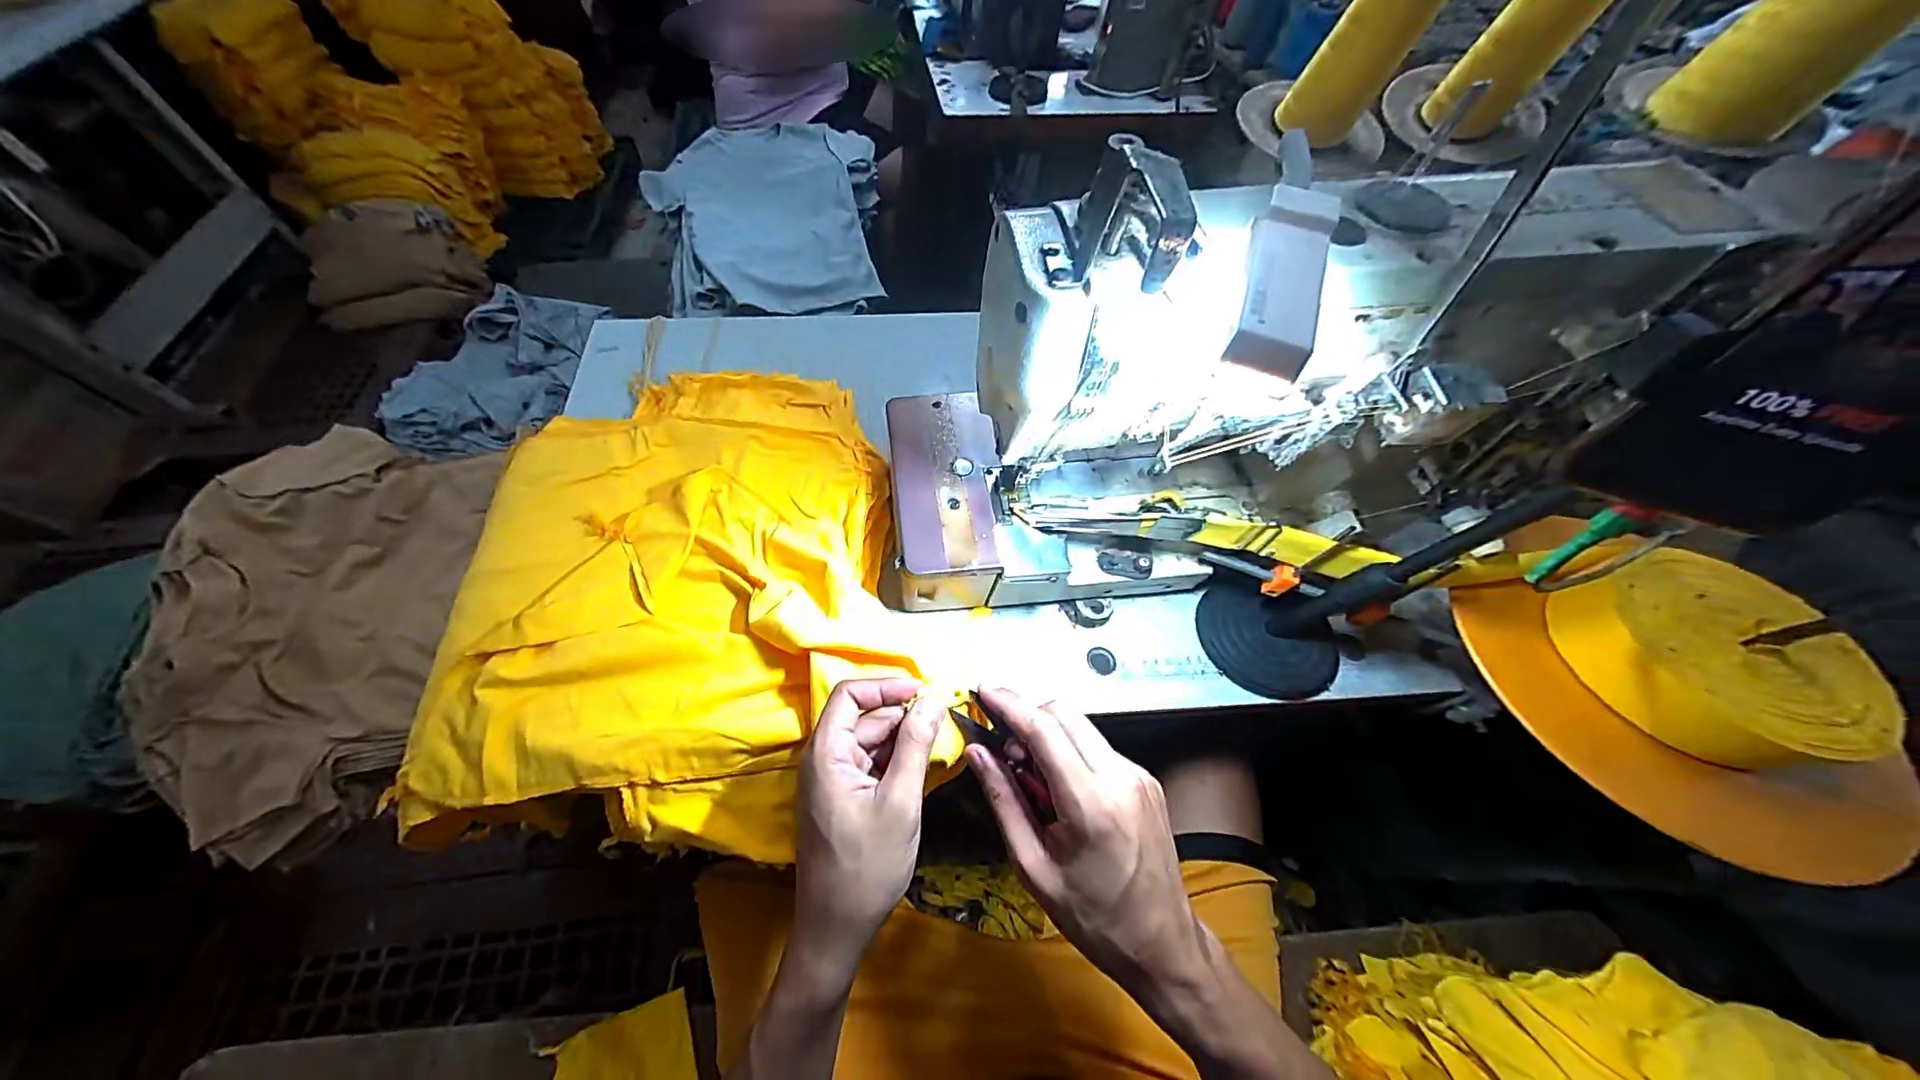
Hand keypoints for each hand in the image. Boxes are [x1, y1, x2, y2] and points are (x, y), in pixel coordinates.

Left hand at [794, 678, 943, 966]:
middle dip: (903, 715)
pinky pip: (871, 763)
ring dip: (903, 739)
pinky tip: (921, 769)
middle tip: (944, 724)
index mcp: (826, 753)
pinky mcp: (843, 796)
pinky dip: (896, 760)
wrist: (836, 928)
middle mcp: (824, 759)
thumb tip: (933, 698)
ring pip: (871, 740)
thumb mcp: (900, 801)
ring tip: (938, 748)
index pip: (849, 695)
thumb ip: (916, 745)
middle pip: (865, 717)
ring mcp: (832, 778)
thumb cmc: (867, 867)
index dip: (886, 686)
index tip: (924, 690)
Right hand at [967, 687, 1206, 993]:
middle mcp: (1121, 779)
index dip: (1008, 704)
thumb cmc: (1098, 916)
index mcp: (1091, 804)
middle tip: (1005, 753)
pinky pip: (1098, 746)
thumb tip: (979, 756)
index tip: (985, 692)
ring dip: (1049, 735)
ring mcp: (1138, 776)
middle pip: (1064, 714)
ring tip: (1033, 778)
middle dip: (1027, 719)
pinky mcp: (1144, 779)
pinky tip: (1061, 788)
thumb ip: (1003, 801)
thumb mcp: (1034, 866)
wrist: (1160, 941)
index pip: (1043, 729)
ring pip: (1082, 726)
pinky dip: (1072, 752)